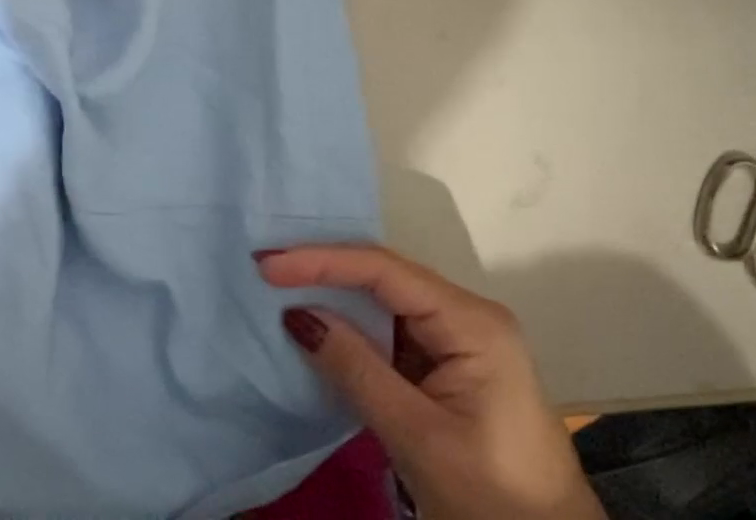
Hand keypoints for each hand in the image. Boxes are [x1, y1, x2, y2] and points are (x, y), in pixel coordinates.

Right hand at [258, 245, 606, 519]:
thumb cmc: (490, 493)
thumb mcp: (416, 433)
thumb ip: (355, 368)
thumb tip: (296, 314)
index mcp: (471, 322)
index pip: (384, 271)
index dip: (322, 261)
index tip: (267, 264)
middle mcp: (467, 316)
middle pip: (384, 275)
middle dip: (324, 268)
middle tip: (265, 268)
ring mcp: (459, 340)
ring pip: (385, 301)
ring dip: (334, 295)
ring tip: (278, 287)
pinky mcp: (448, 365)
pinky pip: (391, 330)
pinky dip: (351, 326)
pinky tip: (317, 323)